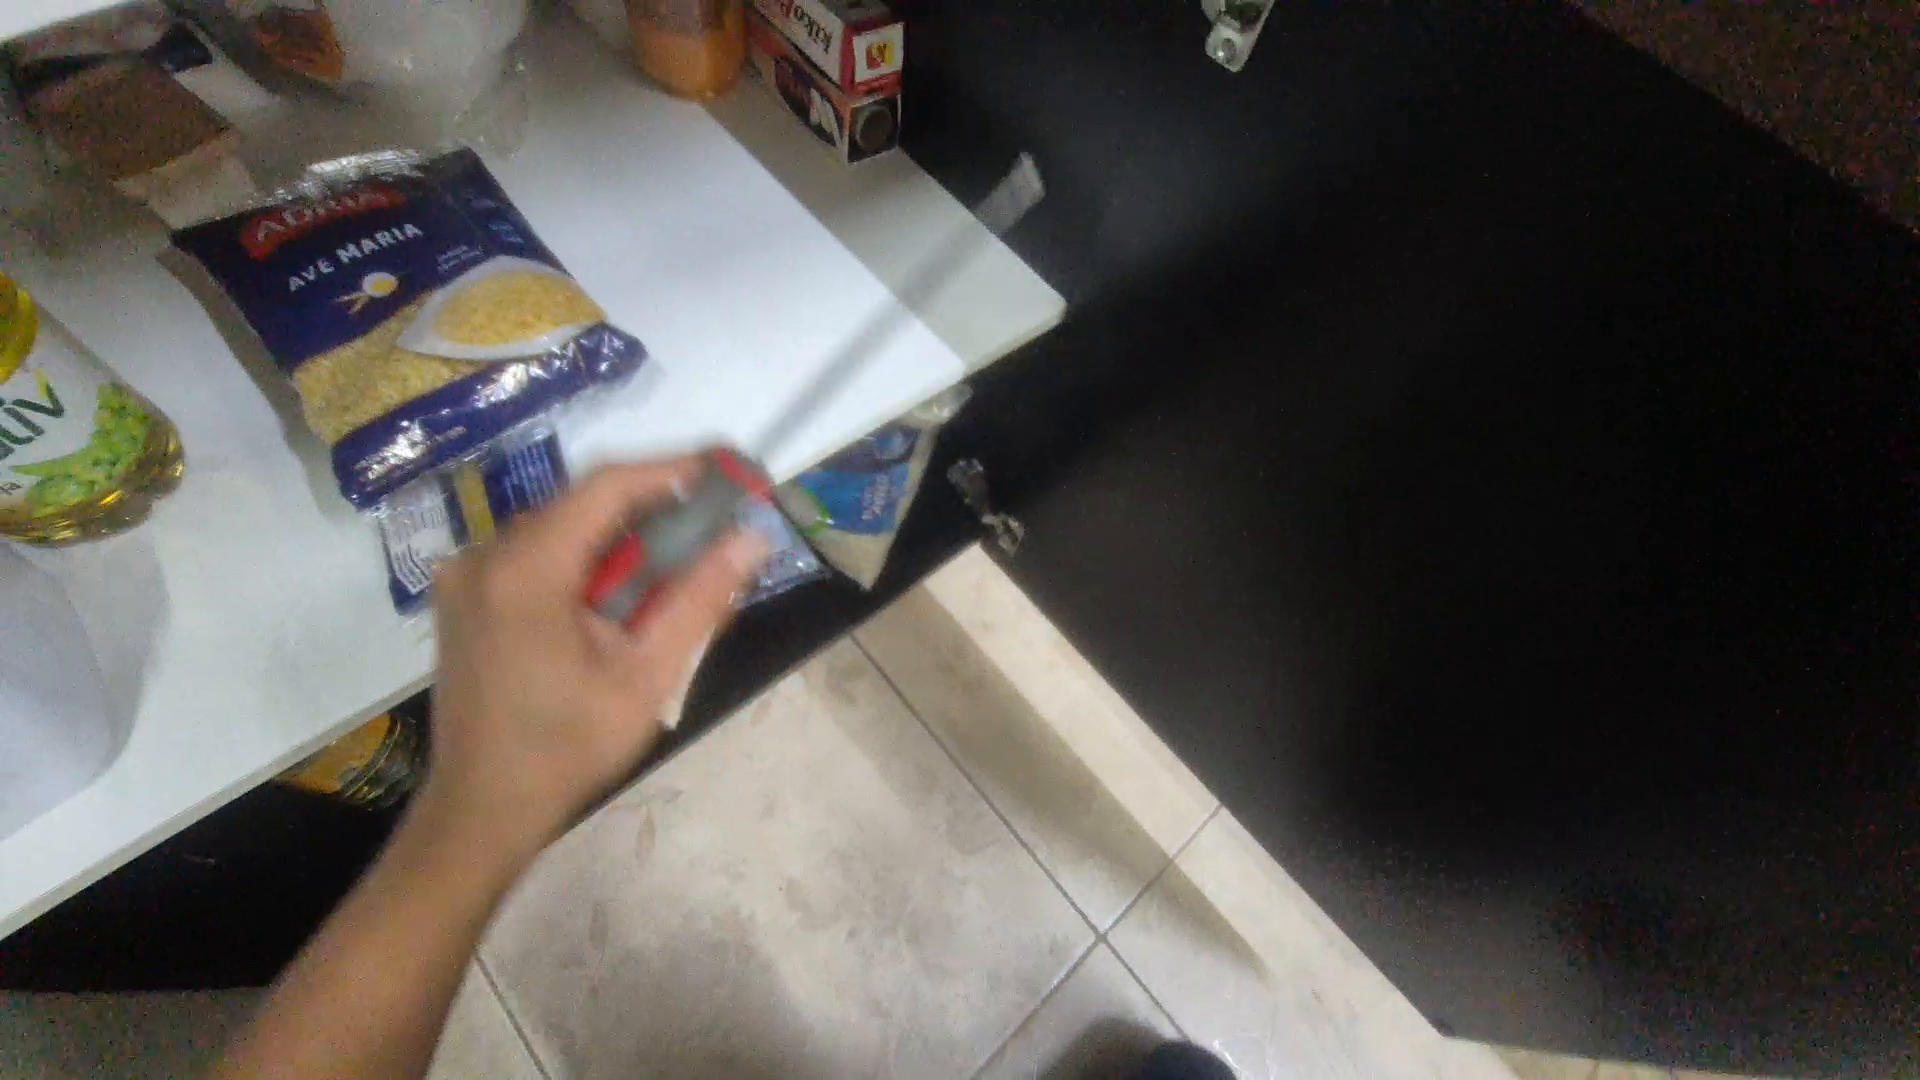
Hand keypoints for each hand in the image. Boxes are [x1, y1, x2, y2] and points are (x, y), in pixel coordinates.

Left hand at [419, 458, 767, 863]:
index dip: (674, 469)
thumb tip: (753, 537)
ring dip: (627, 532)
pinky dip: (594, 554)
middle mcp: (485, 556)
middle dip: (657, 503)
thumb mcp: (650, 676)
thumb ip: (702, 600)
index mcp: (525, 571)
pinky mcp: (469, 595)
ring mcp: (468, 575)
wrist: (482, 810)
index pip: (608, 487)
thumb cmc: (569, 748)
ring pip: (566, 525)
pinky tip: (628, 586)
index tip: (729, 468)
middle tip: (718, 518)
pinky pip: (543, 550)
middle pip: (585, 502)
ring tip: (684, 555)